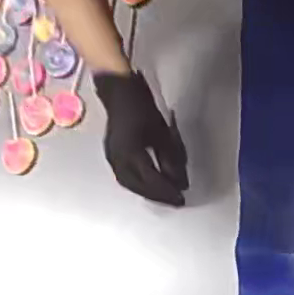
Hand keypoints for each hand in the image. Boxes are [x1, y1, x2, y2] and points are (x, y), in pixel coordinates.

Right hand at [94, 71, 188, 206]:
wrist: (118, 92)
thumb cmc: (142, 108)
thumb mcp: (163, 134)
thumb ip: (171, 160)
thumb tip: (180, 183)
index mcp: (131, 151)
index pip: (151, 179)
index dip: (167, 191)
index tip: (181, 198)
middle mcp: (118, 158)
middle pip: (139, 186)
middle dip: (158, 196)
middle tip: (175, 201)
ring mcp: (112, 157)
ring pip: (130, 184)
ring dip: (148, 193)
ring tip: (164, 197)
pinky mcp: (111, 156)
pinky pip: (125, 177)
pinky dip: (139, 186)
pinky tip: (150, 187)